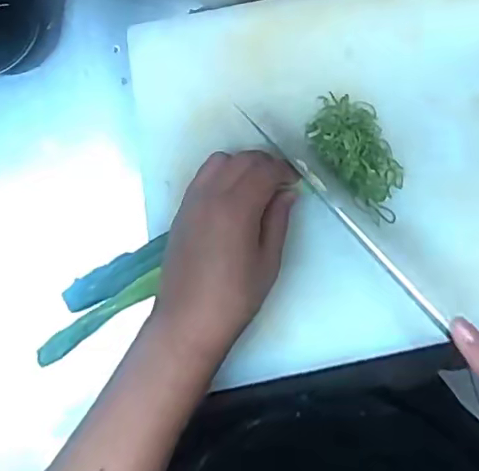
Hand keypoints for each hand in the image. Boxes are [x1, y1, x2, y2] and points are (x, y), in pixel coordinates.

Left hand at [148, 150, 298, 364]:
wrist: (187, 319)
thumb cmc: (234, 298)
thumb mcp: (268, 263)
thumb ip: (278, 221)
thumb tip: (287, 192)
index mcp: (237, 207)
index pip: (264, 170)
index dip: (284, 170)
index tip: (295, 181)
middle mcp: (212, 193)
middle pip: (243, 159)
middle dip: (266, 164)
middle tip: (280, 183)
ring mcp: (194, 197)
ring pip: (221, 160)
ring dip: (242, 163)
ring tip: (256, 185)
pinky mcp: (183, 206)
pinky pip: (204, 173)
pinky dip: (222, 171)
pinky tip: (232, 193)